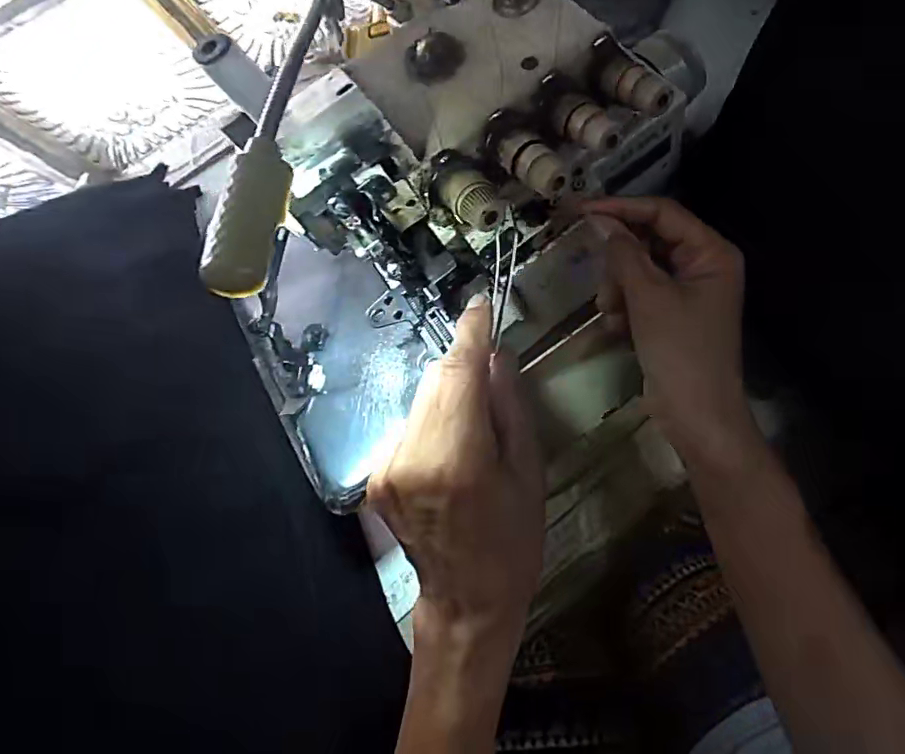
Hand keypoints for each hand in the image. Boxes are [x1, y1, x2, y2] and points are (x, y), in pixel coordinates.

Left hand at [369, 295, 543, 639]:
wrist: (466, 602)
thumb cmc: (512, 541)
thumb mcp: (528, 472)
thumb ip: (508, 407)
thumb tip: (496, 355)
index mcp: (456, 458)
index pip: (458, 372)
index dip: (470, 332)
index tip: (480, 303)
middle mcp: (411, 455)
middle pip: (435, 379)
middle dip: (462, 362)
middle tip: (491, 363)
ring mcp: (387, 465)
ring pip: (421, 397)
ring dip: (448, 390)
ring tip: (476, 420)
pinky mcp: (376, 474)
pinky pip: (409, 422)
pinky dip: (433, 417)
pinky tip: (453, 444)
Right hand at [585, 197, 753, 468]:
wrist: (698, 417)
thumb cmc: (681, 352)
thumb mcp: (648, 297)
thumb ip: (622, 253)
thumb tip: (598, 220)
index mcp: (711, 253)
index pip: (662, 212)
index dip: (620, 208)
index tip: (580, 209)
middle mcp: (702, 264)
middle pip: (647, 240)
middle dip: (619, 262)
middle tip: (601, 281)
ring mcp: (686, 290)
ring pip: (637, 267)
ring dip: (618, 287)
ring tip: (612, 313)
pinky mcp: (670, 312)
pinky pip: (638, 292)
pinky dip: (623, 305)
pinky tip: (618, 327)